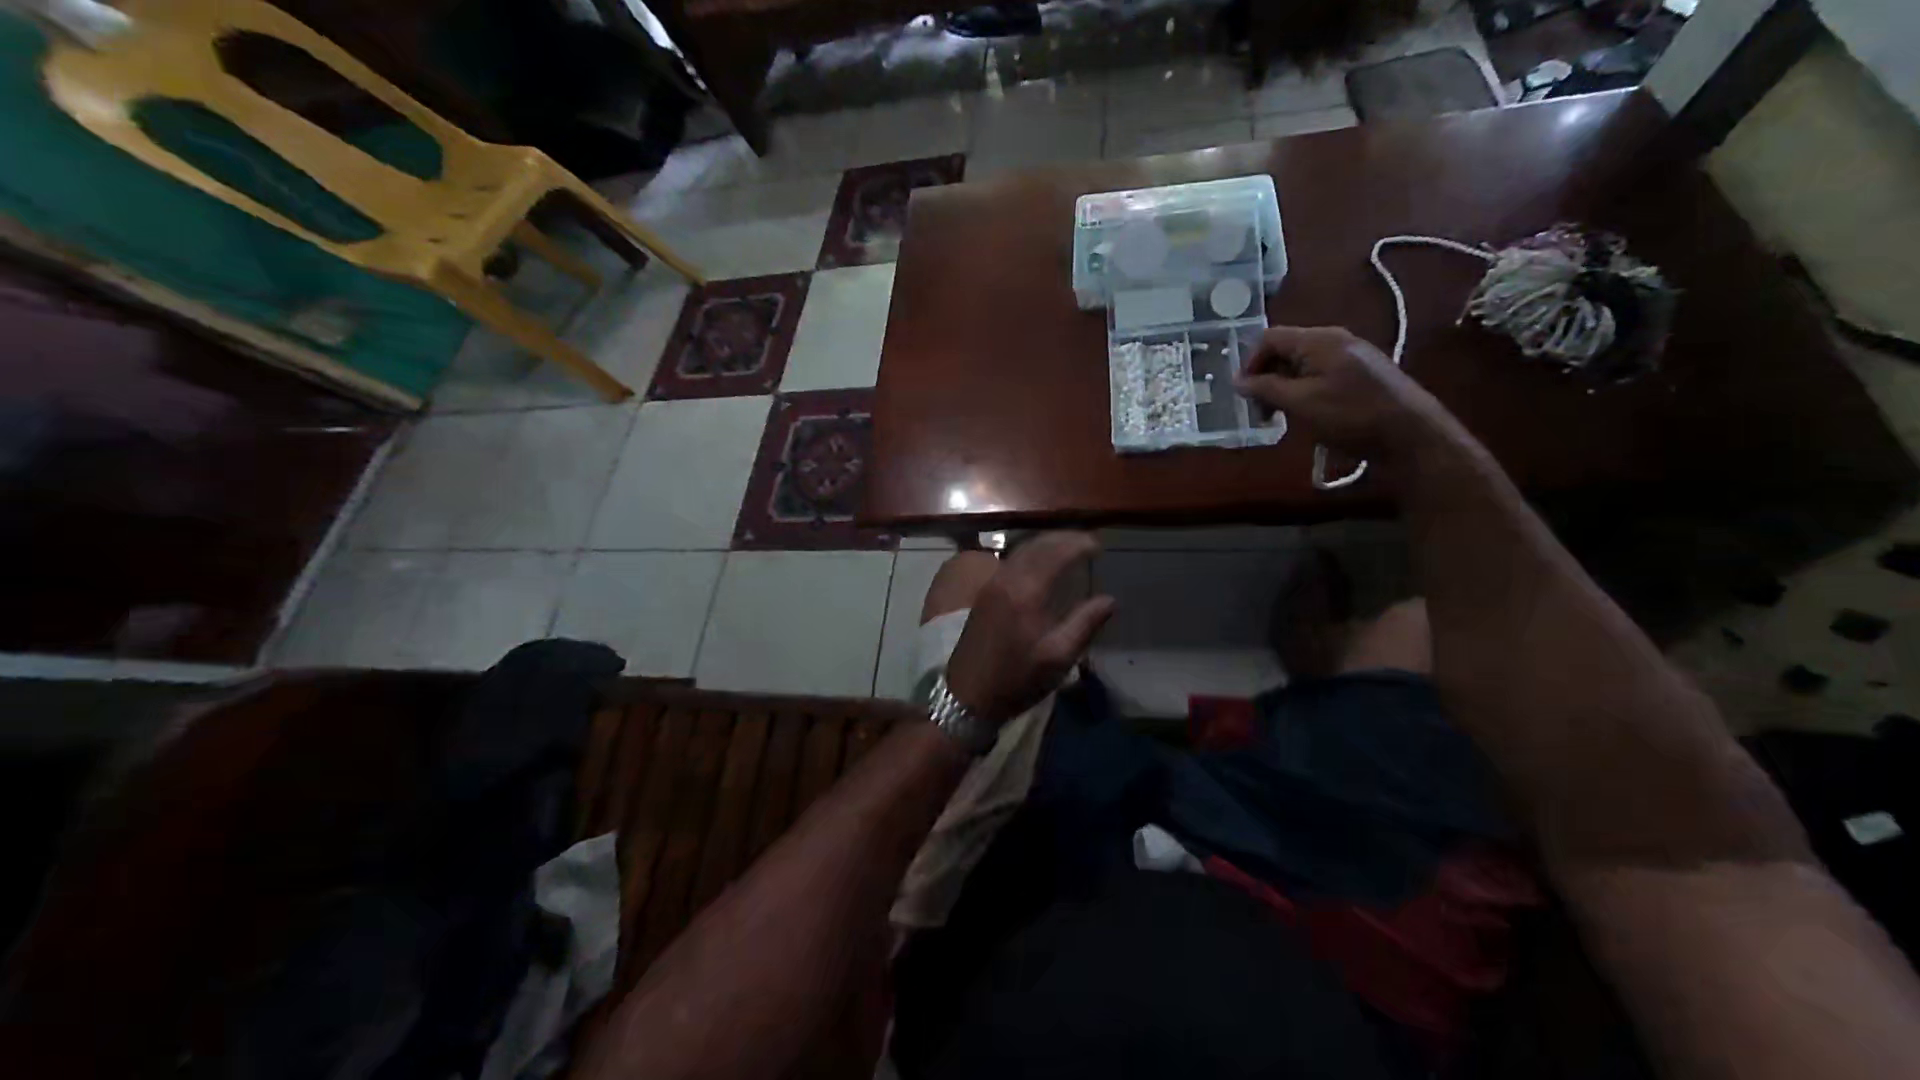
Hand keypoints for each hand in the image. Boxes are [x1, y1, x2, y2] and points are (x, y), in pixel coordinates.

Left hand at [943, 532, 1115, 724]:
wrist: (967, 696)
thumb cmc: (1016, 679)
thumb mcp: (1058, 657)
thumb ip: (1085, 624)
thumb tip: (1110, 600)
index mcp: (1026, 592)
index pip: (1056, 553)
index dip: (1078, 545)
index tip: (1098, 546)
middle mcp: (1006, 580)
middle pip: (1037, 545)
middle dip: (1063, 539)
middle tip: (1087, 542)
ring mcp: (991, 585)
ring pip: (1021, 551)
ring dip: (1046, 544)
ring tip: (1069, 548)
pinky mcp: (984, 594)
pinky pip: (1011, 561)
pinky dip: (1031, 554)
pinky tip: (1042, 564)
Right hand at [1234, 326, 1453, 457]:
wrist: (1411, 435)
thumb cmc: (1351, 416)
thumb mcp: (1300, 403)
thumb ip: (1266, 388)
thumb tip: (1237, 380)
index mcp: (1319, 340)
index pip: (1269, 338)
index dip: (1250, 364)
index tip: (1244, 395)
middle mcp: (1336, 340)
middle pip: (1286, 350)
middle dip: (1266, 378)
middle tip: (1261, 412)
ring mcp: (1352, 357)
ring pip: (1302, 365)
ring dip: (1284, 388)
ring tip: (1281, 418)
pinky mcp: (1362, 375)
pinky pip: (1321, 375)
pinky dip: (1304, 392)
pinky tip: (1308, 416)